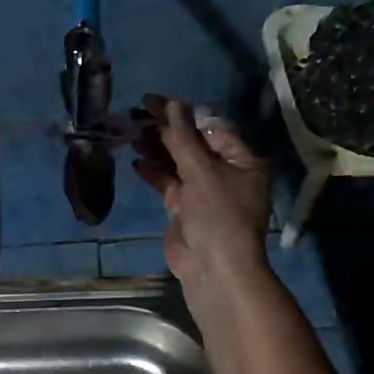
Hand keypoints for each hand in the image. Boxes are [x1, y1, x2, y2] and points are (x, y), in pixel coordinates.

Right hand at [132, 98, 269, 292]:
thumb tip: (173, 103)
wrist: (214, 270)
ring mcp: (204, 194)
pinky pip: (169, 185)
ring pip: (178, 165)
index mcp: (242, 162)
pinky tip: (137, 161)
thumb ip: (183, 137)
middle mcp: (225, 175)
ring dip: (157, 150)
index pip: (211, 129)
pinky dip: (155, 174)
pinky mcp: (185, 211)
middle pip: (193, 146)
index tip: (154, 102)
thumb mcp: (202, 171)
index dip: (183, 115)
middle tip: (136, 114)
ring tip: (132, 132)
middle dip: (166, 131)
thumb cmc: (218, 215)